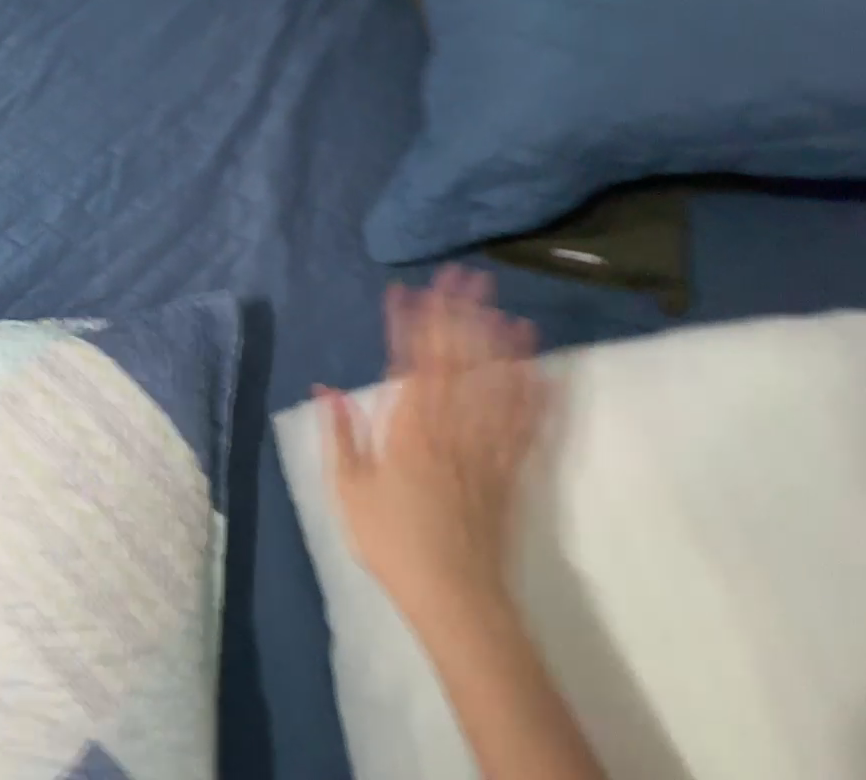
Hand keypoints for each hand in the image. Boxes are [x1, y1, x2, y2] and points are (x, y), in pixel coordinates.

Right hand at [315, 265, 546, 621]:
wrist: (453, 593)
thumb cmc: (389, 540)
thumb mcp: (348, 488)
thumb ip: (341, 434)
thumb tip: (327, 388)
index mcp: (407, 432)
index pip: (408, 364)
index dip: (407, 324)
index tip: (405, 289)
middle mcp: (451, 431)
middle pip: (457, 363)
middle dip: (458, 316)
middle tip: (464, 276)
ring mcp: (488, 450)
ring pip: (496, 387)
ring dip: (499, 345)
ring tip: (503, 307)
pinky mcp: (513, 472)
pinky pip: (529, 427)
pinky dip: (537, 396)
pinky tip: (542, 370)